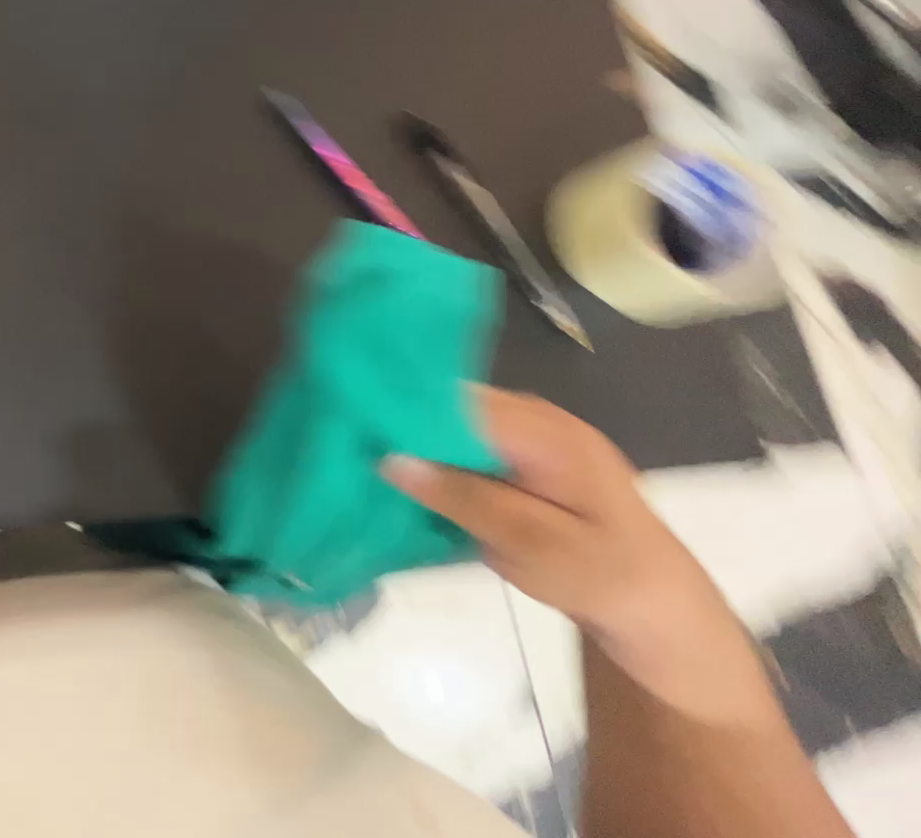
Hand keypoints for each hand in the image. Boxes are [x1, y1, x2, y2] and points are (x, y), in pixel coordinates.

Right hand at [382, 386, 777, 725]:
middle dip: (401, 419)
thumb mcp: (533, 546)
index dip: (404, 410)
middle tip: (348, 441)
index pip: (459, 404)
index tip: (353, 425)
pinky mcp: (518, 447)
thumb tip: (390, 459)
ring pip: (452, 415)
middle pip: (451, 401)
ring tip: (362, 451)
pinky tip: (402, 466)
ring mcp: (529, 429)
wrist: (652, 599)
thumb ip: (465, 498)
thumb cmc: (599, 577)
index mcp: (548, 434)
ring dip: (411, 434)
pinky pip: (463, 433)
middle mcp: (538, 417)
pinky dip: (430, 447)